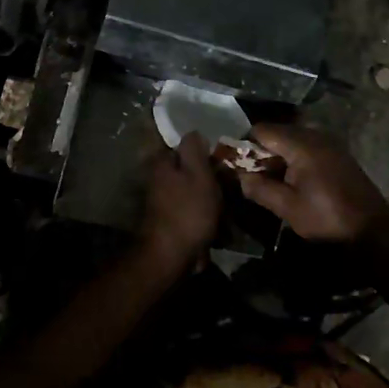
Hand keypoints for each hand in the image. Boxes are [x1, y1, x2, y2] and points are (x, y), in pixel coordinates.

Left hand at [142, 132, 221, 258]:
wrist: (171, 256)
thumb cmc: (188, 210)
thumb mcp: (197, 173)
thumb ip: (194, 149)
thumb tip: (193, 132)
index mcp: (162, 163)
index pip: (184, 146)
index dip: (205, 151)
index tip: (223, 159)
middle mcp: (158, 179)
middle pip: (190, 169)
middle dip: (210, 176)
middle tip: (230, 184)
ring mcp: (164, 202)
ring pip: (194, 191)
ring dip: (211, 198)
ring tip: (229, 206)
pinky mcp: (172, 221)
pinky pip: (194, 211)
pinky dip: (206, 216)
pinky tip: (221, 225)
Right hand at [238, 124, 388, 243]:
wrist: (373, 229)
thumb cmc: (328, 217)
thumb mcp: (288, 207)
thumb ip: (260, 189)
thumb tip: (239, 178)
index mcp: (302, 144)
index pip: (262, 130)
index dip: (245, 145)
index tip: (237, 164)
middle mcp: (316, 135)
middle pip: (278, 132)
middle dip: (261, 150)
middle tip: (252, 175)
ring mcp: (329, 143)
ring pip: (293, 139)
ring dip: (278, 155)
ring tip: (271, 179)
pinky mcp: (338, 154)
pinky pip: (308, 146)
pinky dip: (295, 157)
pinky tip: (293, 179)